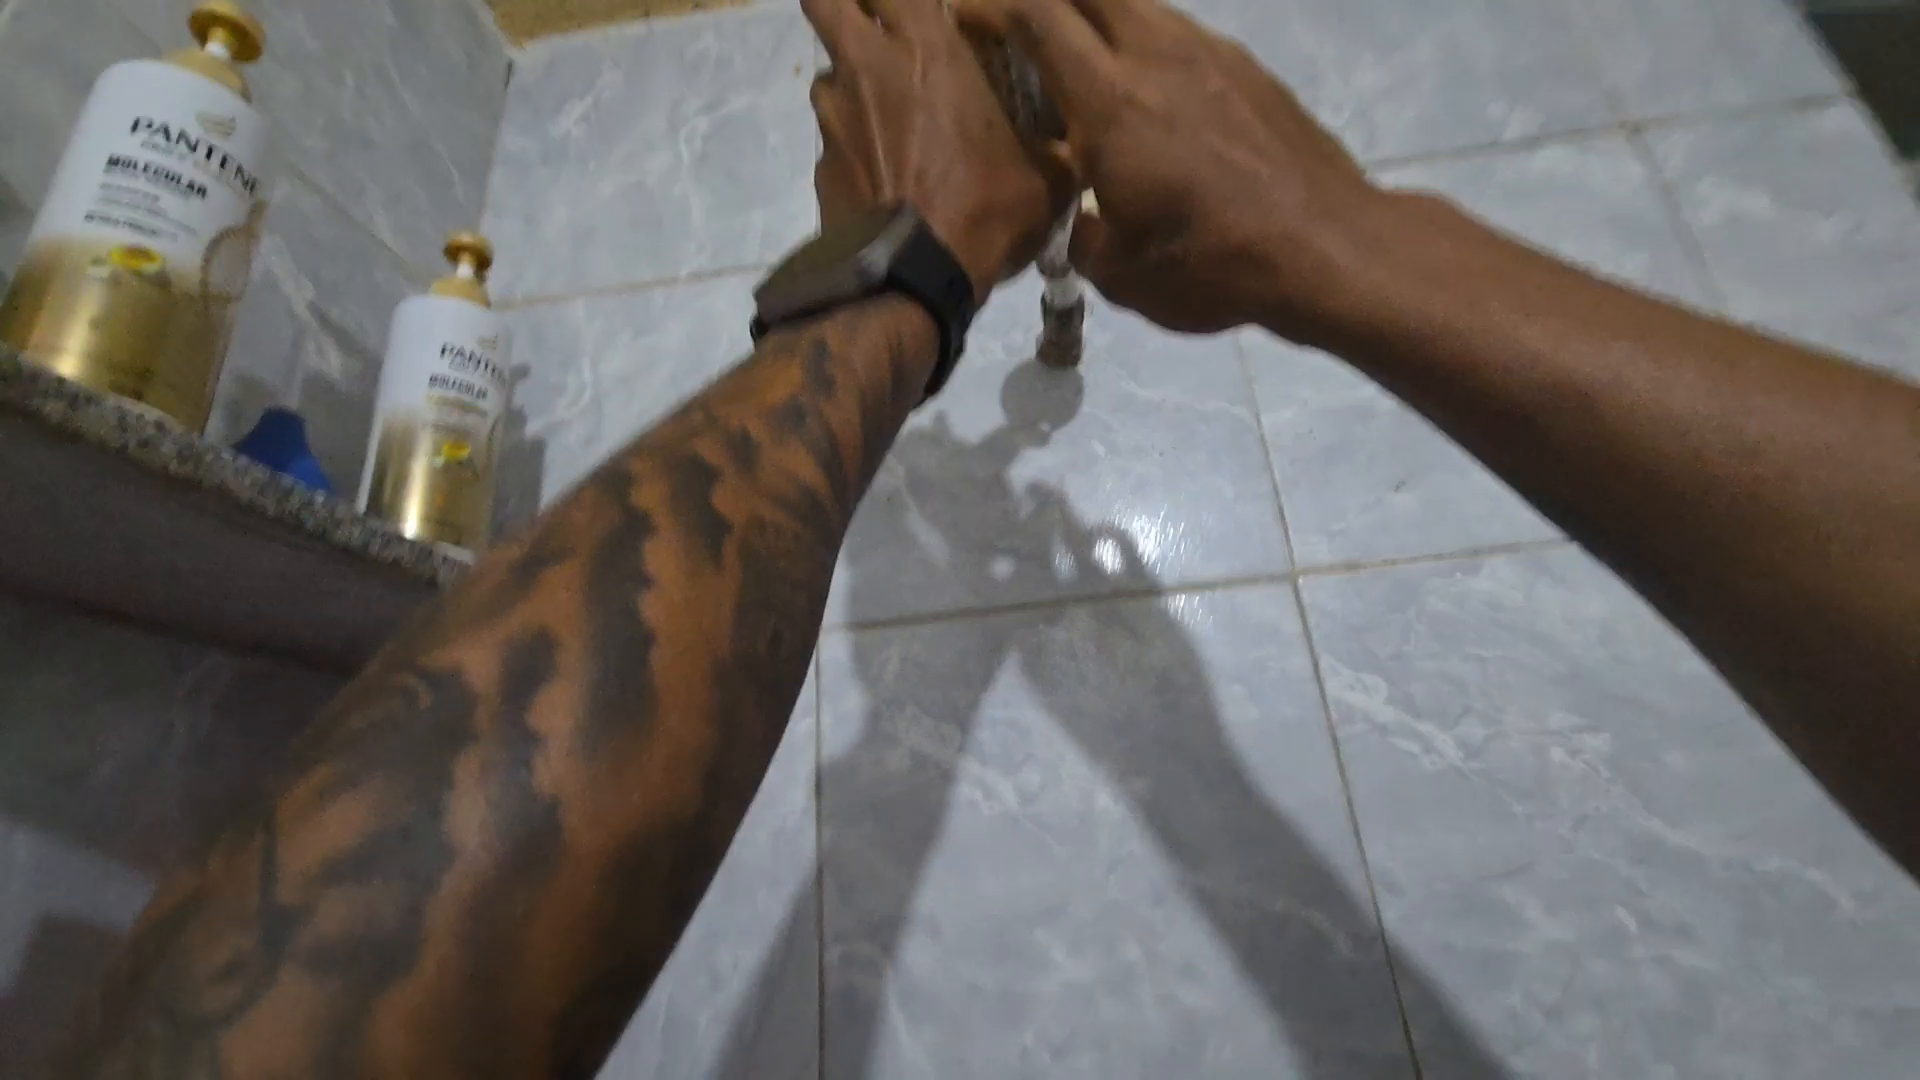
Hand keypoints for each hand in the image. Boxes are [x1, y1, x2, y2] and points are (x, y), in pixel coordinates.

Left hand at [803, 0, 1074, 302]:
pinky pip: (832, 144)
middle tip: (869, 29)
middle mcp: (867, 69)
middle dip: (840, 4)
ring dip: (848, 90)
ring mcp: (835, 120)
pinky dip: (851, 153)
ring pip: (827, 79)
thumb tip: (1064, 154)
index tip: (908, 7)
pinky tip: (876, 182)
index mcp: (926, 50)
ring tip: (880, 123)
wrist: (913, 280)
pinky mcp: (821, 169)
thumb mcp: (1043, 182)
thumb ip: (1050, 149)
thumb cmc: (984, 215)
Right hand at [959, 0, 1385, 338]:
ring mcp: (1209, 54)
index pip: (1039, 18)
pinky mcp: (1246, 69)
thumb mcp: (1121, 275)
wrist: (1322, 246)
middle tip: (1021, 28)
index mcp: (1111, 106)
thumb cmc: (1209, 268)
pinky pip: (1179, 35)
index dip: (994, 6)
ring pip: (1138, 7)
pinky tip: (1149, 97)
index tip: (966, 14)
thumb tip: (1080, 222)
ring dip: (1098, 21)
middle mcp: (1157, 57)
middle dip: (1044, 0)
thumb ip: (1084, 238)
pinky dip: (1144, 47)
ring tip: (1082, 66)